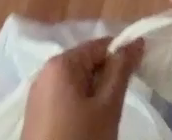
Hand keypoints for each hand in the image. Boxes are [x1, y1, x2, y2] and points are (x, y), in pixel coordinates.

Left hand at [23, 37, 144, 139]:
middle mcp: (45, 71)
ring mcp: (38, 94)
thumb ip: (122, 69)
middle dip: (106, 80)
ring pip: (78, 82)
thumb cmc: (81, 139)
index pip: (101, 45)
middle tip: (115, 104)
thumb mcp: (107, 106)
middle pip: (88, 63)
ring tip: (100, 118)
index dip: (122, 58)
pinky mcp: (36, 114)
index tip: (135, 77)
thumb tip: (136, 40)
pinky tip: (84, 128)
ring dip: (94, 95)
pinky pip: (65, 97)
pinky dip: (79, 107)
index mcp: (61, 63)